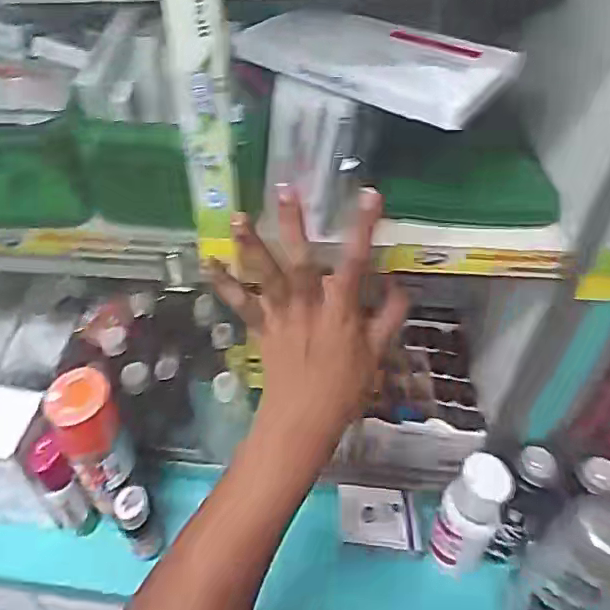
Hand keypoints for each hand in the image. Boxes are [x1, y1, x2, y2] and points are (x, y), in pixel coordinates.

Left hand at [207, 186, 408, 472]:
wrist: (303, 420)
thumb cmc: (344, 389)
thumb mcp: (377, 355)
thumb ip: (389, 317)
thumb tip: (400, 285)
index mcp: (341, 310)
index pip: (356, 261)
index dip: (363, 226)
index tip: (369, 194)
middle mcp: (308, 306)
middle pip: (300, 260)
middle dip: (293, 224)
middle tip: (284, 189)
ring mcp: (280, 316)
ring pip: (265, 276)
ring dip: (250, 245)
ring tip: (237, 216)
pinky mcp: (260, 328)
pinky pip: (240, 303)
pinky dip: (224, 283)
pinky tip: (209, 262)